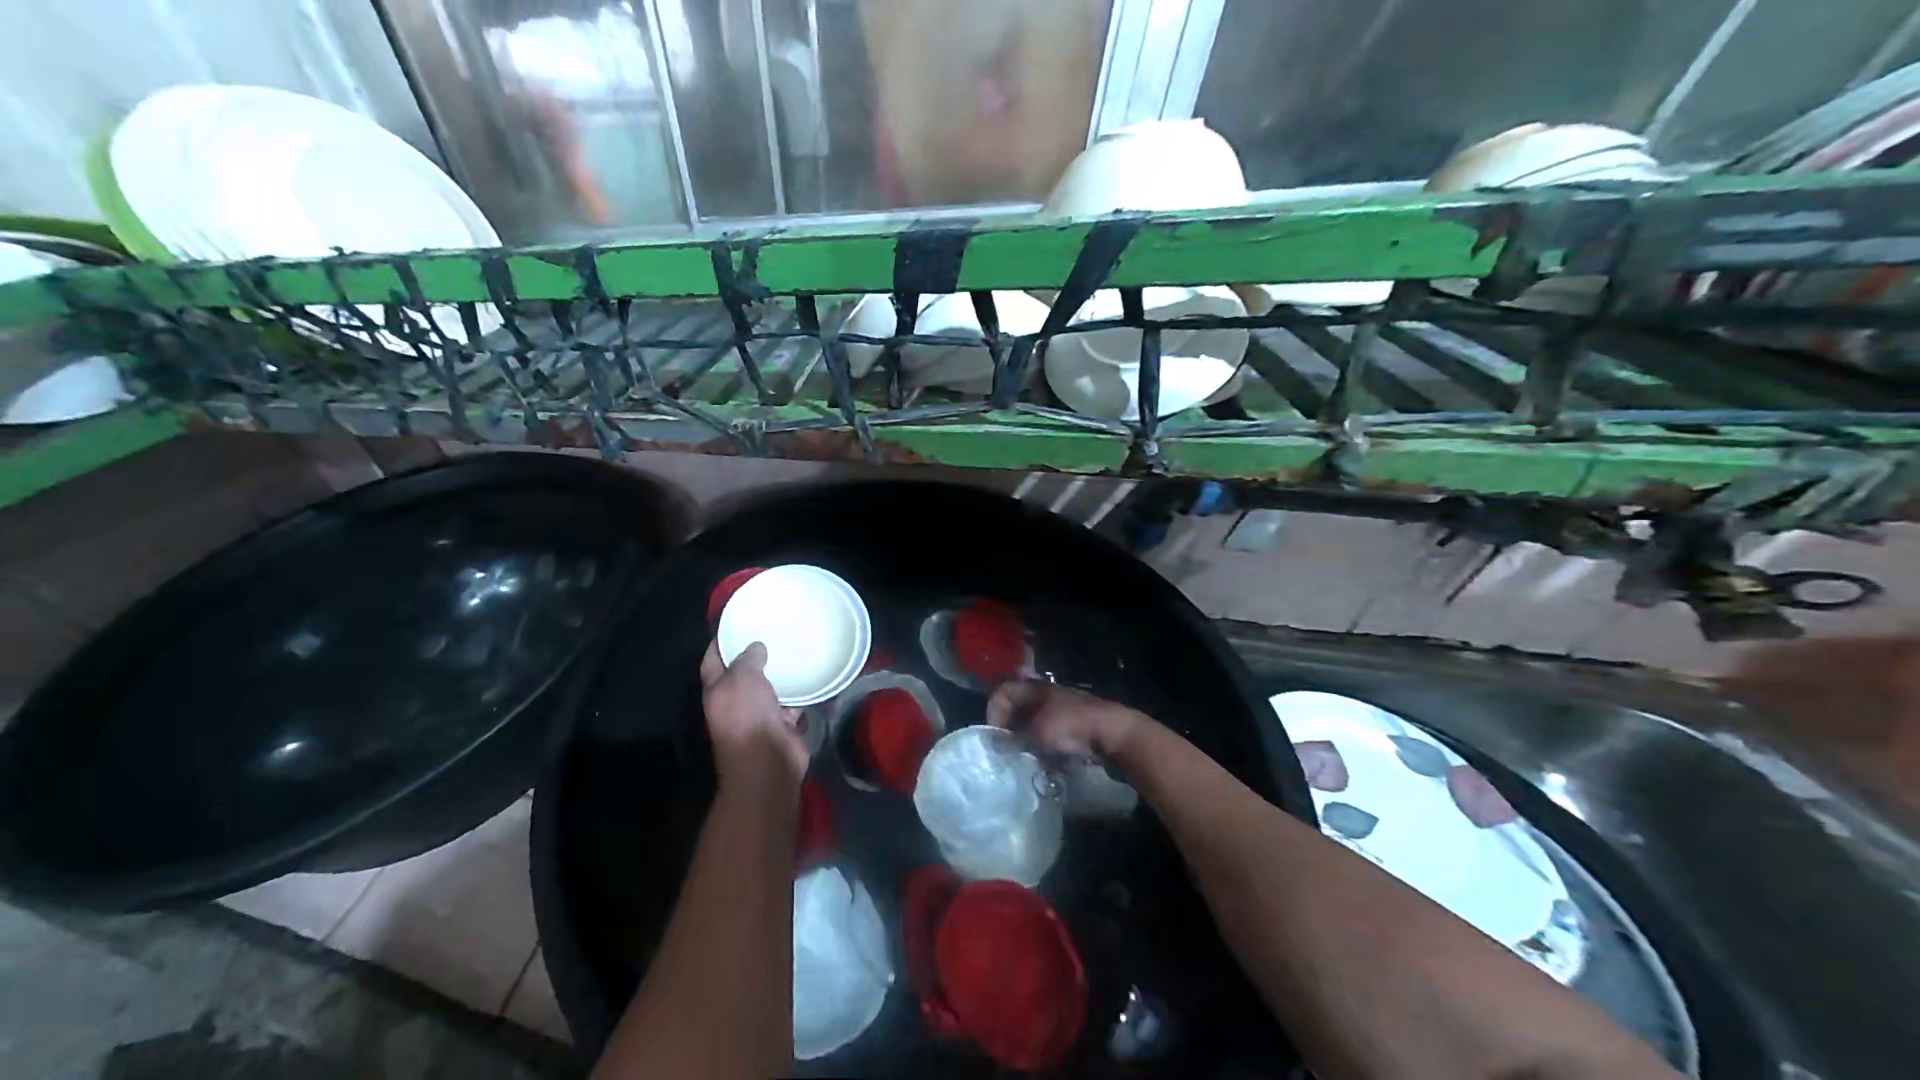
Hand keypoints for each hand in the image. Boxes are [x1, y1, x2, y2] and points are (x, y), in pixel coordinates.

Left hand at [701, 641, 807, 784]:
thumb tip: (756, 647)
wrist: (768, 760)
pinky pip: (794, 701)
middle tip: (773, 629)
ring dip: (781, 671)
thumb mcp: (741, 678)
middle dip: (756, 655)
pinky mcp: (783, 723)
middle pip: (744, 673)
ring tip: (796, 644)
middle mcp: (736, 700)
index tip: (736, 623)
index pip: (713, 659)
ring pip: (771, 686)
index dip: (721, 641)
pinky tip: (813, 671)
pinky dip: (802, 691)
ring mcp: (760, 713)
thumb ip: (747, 659)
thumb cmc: (746, 715)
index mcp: (717, 689)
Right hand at [986, 680, 1151, 762]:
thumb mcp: (1036, 733)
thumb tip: (1000, 746)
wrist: (1114, 733)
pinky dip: (1048, 748)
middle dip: (1012, 731)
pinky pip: (1054, 736)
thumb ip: (1015, 738)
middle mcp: (1048, 695)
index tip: (996, 734)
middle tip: (1010, 751)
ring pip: (1036, 725)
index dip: (994, 711)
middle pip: (1020, 709)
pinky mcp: (1078, 726)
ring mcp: (1065, 710)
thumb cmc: (1071, 727)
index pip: (1003, 692)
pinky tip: (1051, 764)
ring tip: (1031, 761)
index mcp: (1035, 689)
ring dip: (1031, 742)